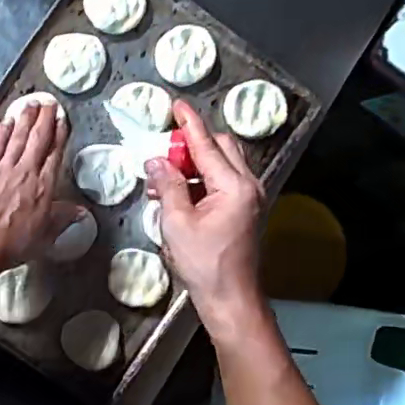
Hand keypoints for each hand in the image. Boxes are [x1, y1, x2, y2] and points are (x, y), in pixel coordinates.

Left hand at [0, 104, 82, 273]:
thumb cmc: (13, 244)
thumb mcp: (45, 235)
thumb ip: (63, 219)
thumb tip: (81, 212)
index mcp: (44, 186)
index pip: (55, 153)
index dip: (59, 134)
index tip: (62, 120)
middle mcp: (26, 171)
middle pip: (38, 138)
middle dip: (44, 118)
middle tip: (49, 102)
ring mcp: (4, 168)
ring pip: (18, 137)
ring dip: (25, 118)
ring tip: (31, 104)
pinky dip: (3, 131)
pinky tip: (7, 121)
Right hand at [146, 100, 265, 337]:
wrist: (230, 297)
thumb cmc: (205, 264)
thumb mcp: (176, 223)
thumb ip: (167, 186)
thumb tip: (157, 162)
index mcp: (233, 186)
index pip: (207, 145)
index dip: (189, 124)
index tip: (177, 106)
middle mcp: (248, 186)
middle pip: (222, 148)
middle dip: (193, 143)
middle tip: (165, 150)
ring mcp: (248, 199)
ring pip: (222, 165)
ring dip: (194, 163)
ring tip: (165, 176)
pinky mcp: (243, 211)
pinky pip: (222, 183)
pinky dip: (200, 180)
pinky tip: (178, 193)